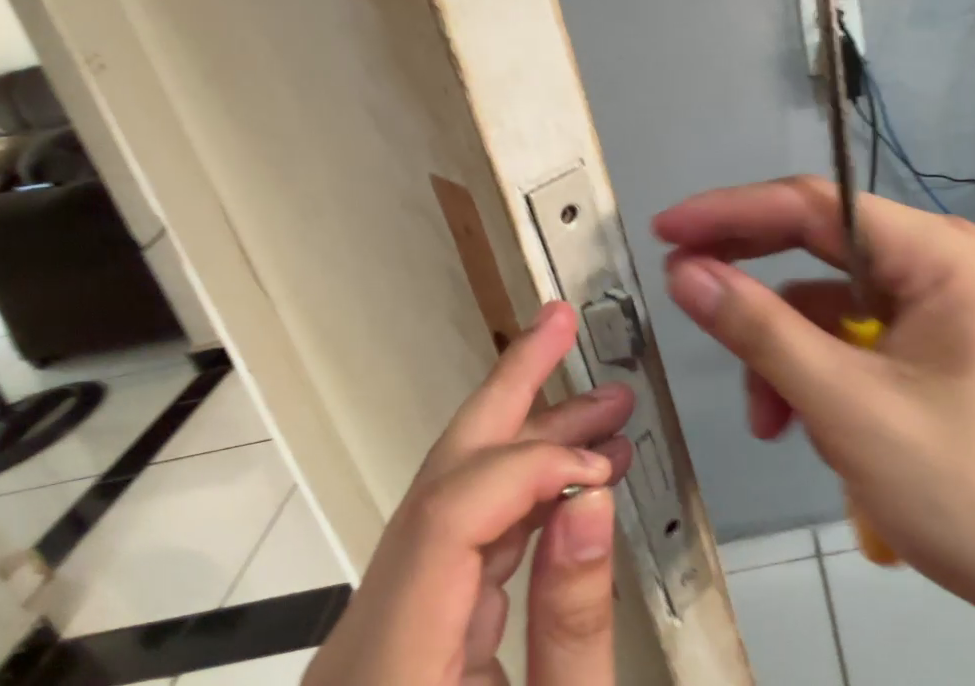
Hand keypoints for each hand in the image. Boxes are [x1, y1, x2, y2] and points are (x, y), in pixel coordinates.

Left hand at [305, 302, 635, 685]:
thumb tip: (588, 500)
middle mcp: (367, 636)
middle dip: (505, 393)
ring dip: (528, 448)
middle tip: (564, 324)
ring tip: (604, 409)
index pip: (447, 516)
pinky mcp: (401, 643)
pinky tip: (575, 483)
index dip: (528, 465)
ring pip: (448, 506)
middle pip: (433, 481)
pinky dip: (521, 507)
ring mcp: (378, 636)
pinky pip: (461, 551)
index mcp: (391, 668)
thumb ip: (571, 623)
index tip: (607, 456)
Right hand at [653, 177, 974, 624]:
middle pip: (816, 247)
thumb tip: (685, 271)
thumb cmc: (964, 486)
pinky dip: (809, 377)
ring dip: (780, 354)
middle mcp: (933, 264)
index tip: (663, 230)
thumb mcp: (846, 405)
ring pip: (822, 306)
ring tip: (766, 420)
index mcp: (933, 253)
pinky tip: (799, 425)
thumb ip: (760, 331)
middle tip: (682, 292)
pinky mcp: (924, 351)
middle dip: (752, 285)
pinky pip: (845, 343)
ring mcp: (930, 308)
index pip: (813, 204)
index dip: (731, 212)